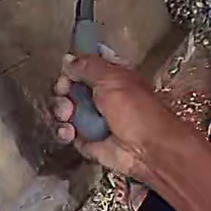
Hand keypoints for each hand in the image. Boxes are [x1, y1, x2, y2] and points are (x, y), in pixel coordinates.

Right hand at [50, 53, 197, 182]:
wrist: (148, 150)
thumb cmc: (137, 111)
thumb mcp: (113, 79)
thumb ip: (88, 66)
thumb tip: (68, 59)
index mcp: (112, 76)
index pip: (86, 65)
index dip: (73, 65)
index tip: (67, 69)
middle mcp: (101, 96)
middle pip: (70, 87)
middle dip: (63, 89)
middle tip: (65, 93)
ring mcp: (93, 119)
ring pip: (64, 110)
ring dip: (61, 110)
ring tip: (67, 114)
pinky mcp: (86, 140)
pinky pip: (66, 132)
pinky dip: (64, 131)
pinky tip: (69, 132)